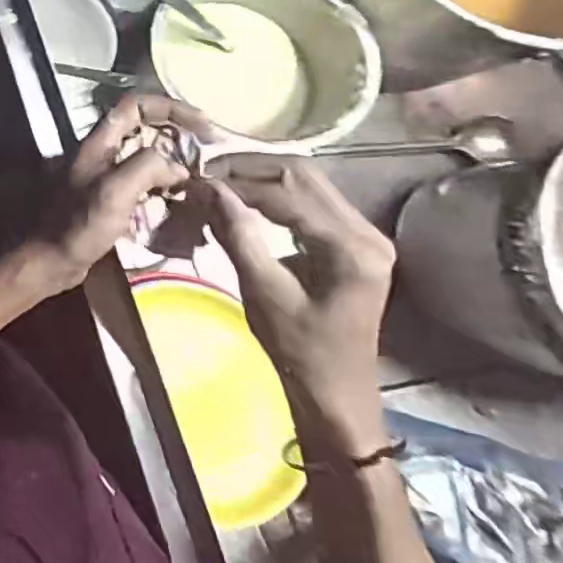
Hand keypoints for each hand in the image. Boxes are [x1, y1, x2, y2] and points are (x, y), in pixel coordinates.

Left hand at [24, 94, 215, 293]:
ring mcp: (103, 176)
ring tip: (196, 181)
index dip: (171, 108)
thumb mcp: (116, 190)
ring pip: (144, 159)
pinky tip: (177, 202)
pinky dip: (160, 188)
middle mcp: (101, 154)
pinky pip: (140, 184)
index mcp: (99, 142)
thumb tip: (178, 166)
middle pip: (144, 130)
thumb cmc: (79, 224)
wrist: (49, 260)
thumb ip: (148, 167)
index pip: (137, 105)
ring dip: (171, 165)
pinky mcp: (106, 200)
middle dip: (176, 137)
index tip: (203, 125)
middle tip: (204, 157)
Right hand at [202, 159, 395, 440]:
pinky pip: (311, 201)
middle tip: (205, 174)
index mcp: (351, 247)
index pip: (288, 192)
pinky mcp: (354, 242)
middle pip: (303, 175)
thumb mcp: (262, 292)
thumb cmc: (298, 352)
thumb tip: (206, 188)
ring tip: (219, 182)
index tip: (196, 180)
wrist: (335, 393)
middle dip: (249, 168)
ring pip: (307, 182)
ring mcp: (365, 234)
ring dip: (260, 177)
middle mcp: (367, 231)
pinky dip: (274, 194)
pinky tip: (245, 198)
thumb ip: (237, 234)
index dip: (238, 181)